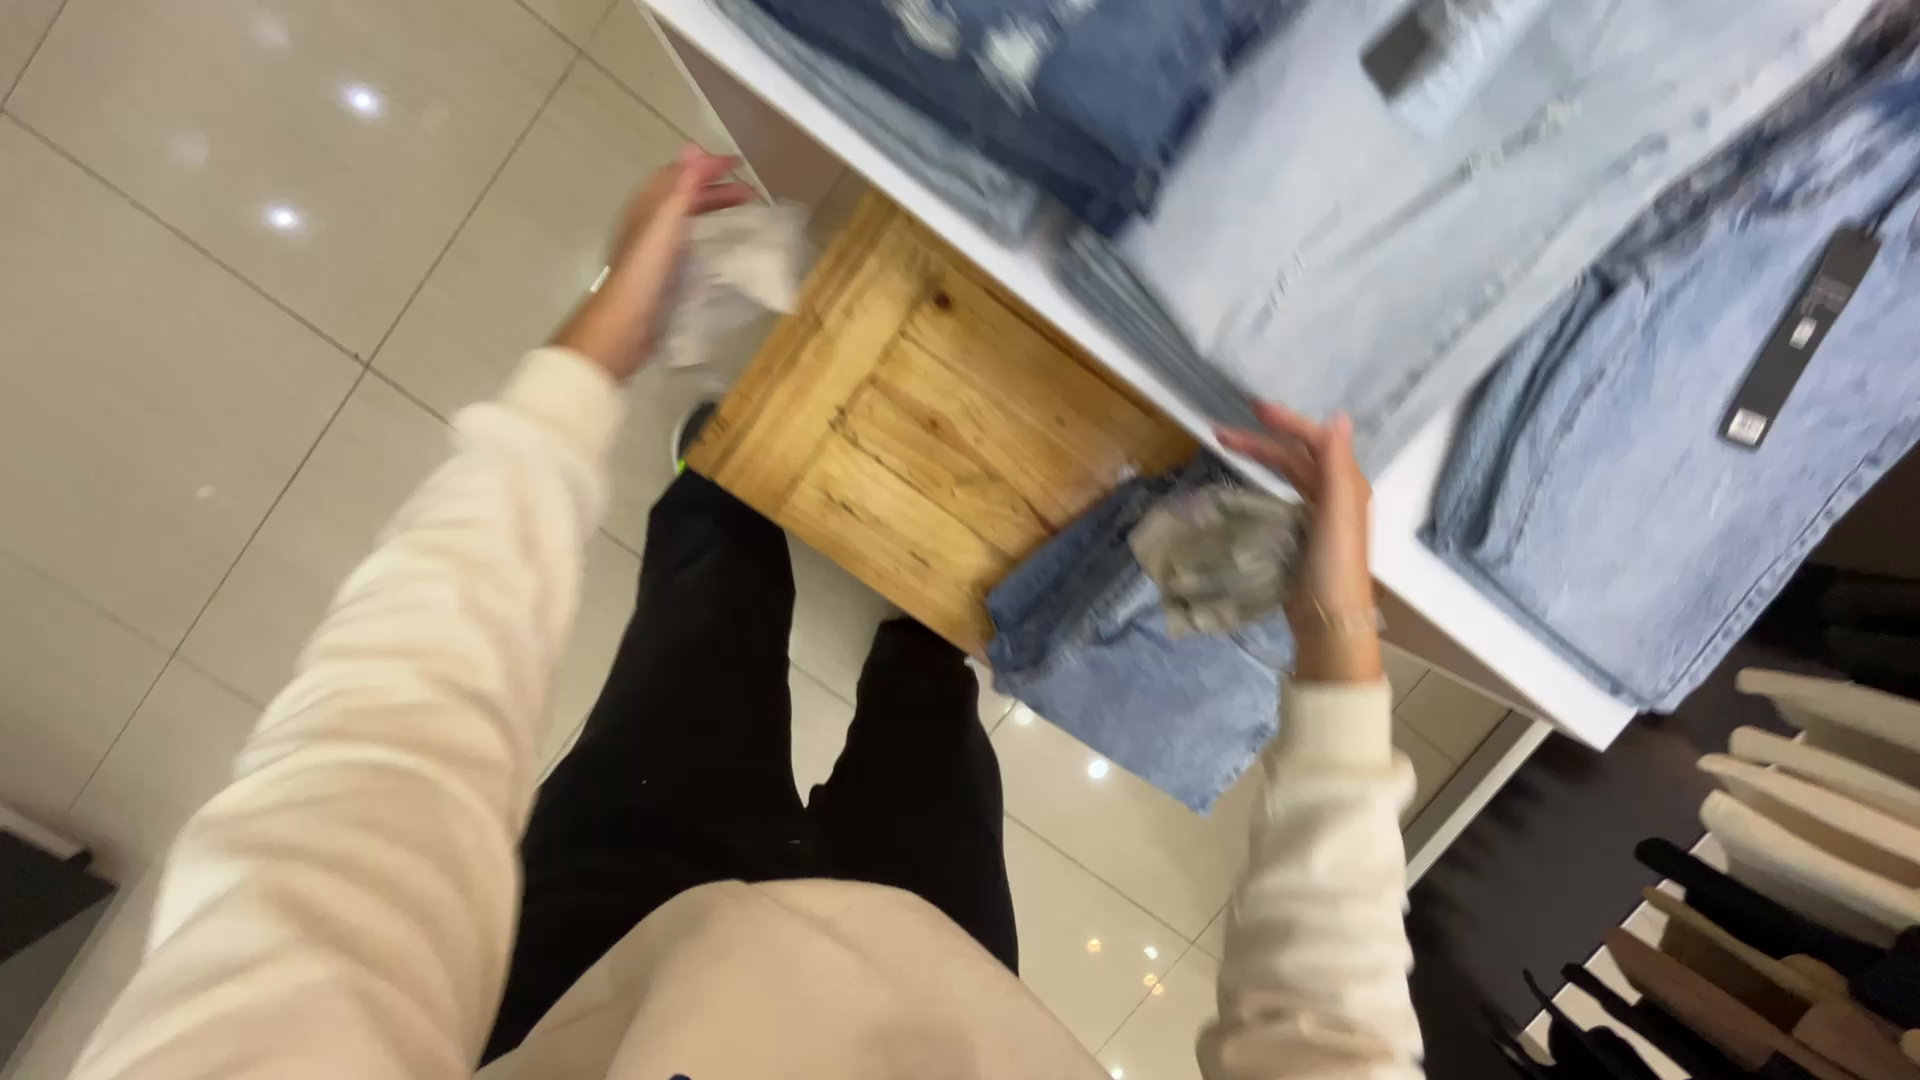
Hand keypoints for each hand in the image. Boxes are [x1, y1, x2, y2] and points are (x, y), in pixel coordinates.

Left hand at [551, 147, 754, 380]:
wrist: (629, 322)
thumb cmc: (646, 271)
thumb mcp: (665, 223)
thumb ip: (680, 187)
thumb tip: (693, 148)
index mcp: (649, 208)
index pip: (680, 175)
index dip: (708, 166)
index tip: (739, 166)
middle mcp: (651, 225)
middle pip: (686, 197)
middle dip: (717, 190)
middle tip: (751, 197)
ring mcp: (658, 251)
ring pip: (690, 221)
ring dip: (716, 214)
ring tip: (744, 221)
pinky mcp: (666, 275)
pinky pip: (693, 246)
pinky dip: (712, 239)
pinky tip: (725, 253)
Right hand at [1217, 404, 1381, 683]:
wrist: (1329, 620)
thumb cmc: (1335, 566)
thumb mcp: (1338, 513)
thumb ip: (1337, 465)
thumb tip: (1337, 417)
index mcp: (1346, 486)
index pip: (1315, 443)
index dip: (1286, 423)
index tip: (1253, 409)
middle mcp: (1334, 496)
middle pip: (1295, 457)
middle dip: (1261, 440)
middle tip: (1222, 431)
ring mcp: (1316, 516)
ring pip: (1286, 475)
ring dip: (1258, 458)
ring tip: (1226, 448)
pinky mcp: (1300, 535)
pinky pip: (1279, 496)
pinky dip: (1260, 482)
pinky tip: (1242, 484)